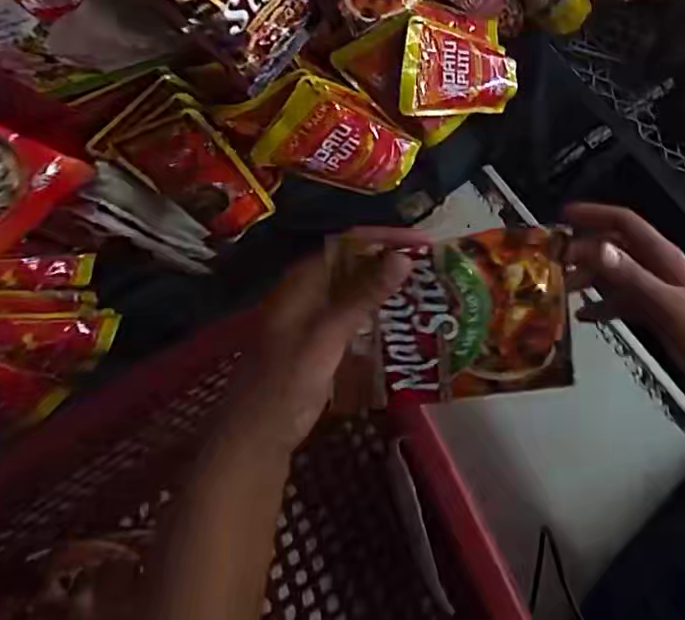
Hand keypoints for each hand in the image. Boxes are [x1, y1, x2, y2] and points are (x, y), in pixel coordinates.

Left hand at [221, 228, 420, 451]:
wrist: (252, 447)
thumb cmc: (284, 387)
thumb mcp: (328, 336)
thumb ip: (365, 295)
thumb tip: (404, 256)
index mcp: (301, 284)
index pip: (347, 244)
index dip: (385, 238)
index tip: (423, 241)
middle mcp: (307, 294)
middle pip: (354, 264)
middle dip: (391, 260)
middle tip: (431, 263)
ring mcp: (314, 319)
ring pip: (358, 288)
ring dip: (388, 285)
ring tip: (426, 286)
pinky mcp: (323, 342)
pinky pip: (357, 313)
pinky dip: (380, 309)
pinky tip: (405, 318)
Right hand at [562, 204, 684, 403]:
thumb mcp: (667, 306)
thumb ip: (632, 278)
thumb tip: (597, 247)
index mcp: (665, 258)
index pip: (626, 223)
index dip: (596, 214)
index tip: (563, 216)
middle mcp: (660, 268)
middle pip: (618, 248)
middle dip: (587, 250)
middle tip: (554, 264)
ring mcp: (660, 292)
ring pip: (619, 276)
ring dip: (592, 279)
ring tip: (563, 291)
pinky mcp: (660, 315)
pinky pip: (626, 302)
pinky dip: (605, 306)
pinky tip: (586, 317)